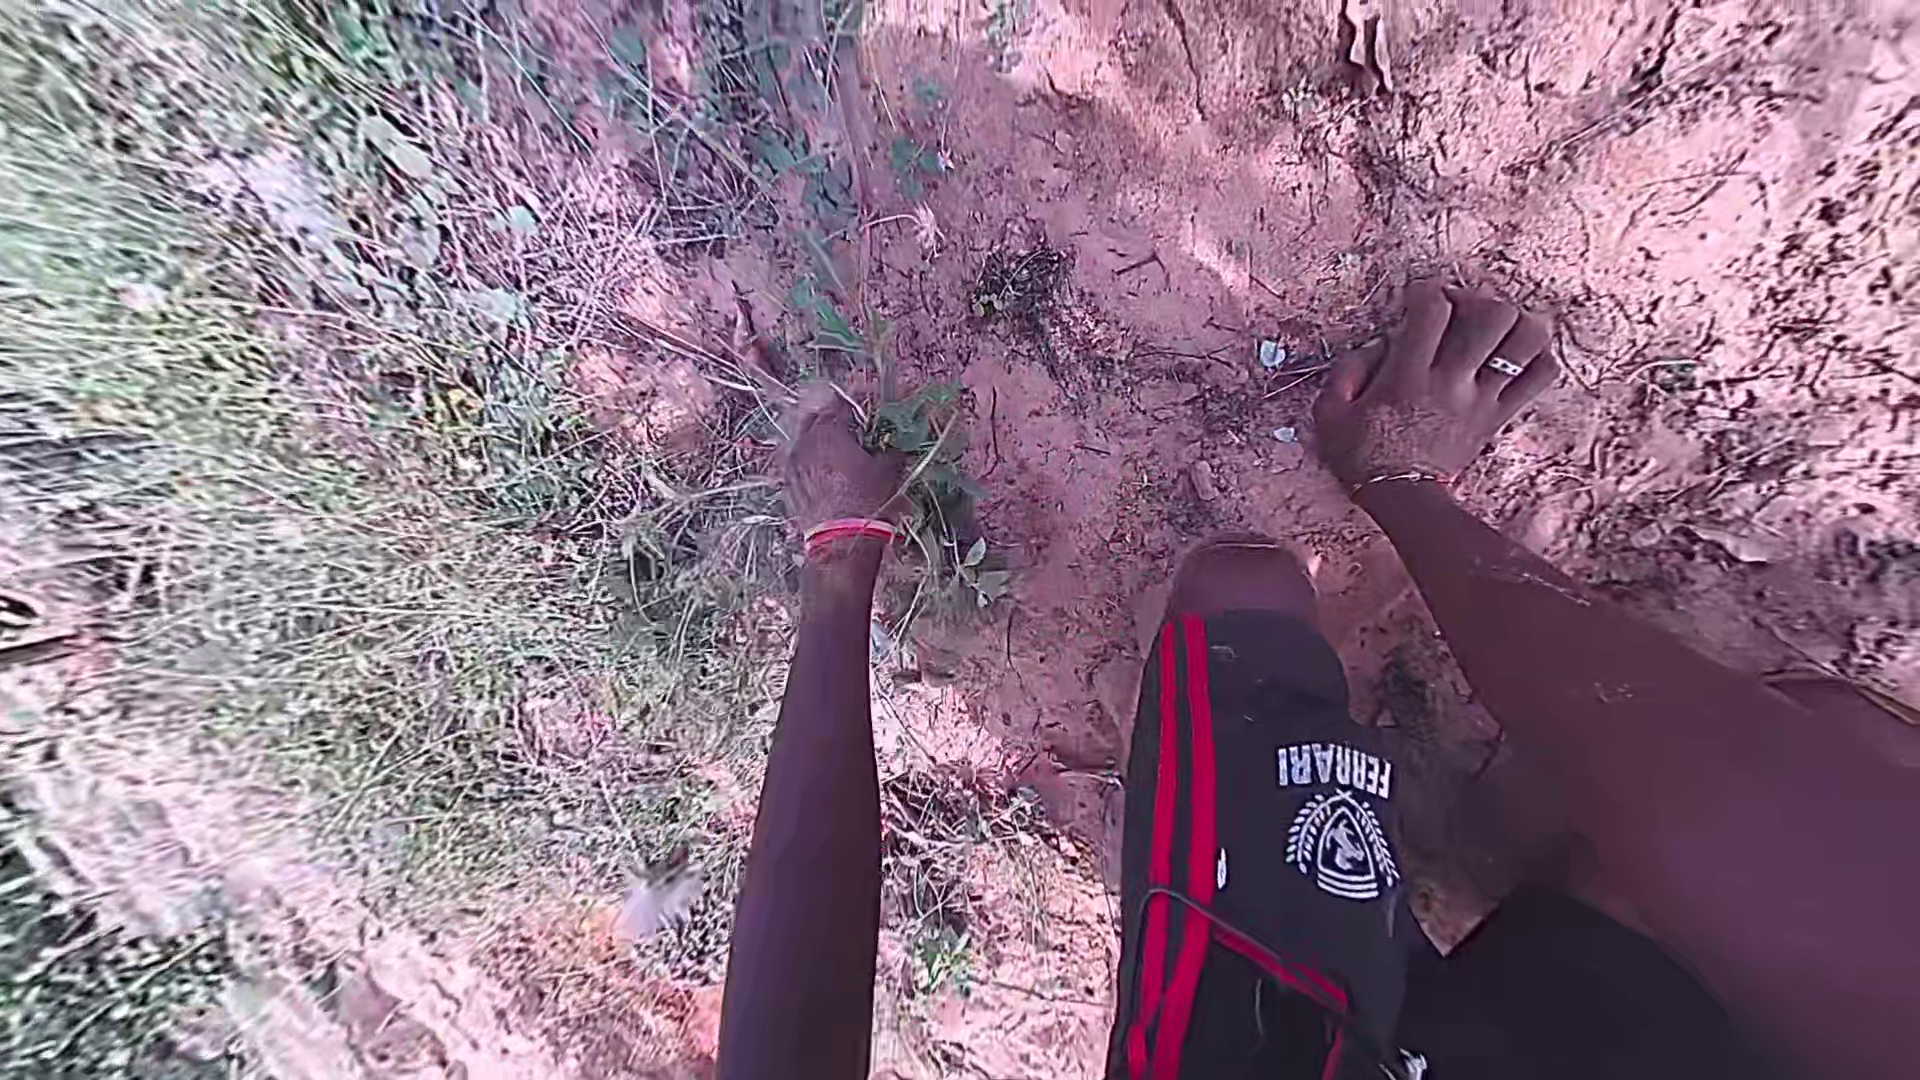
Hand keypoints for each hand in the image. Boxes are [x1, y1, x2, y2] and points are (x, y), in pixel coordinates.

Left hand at [784, 384, 904, 534]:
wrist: (841, 538)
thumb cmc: (865, 501)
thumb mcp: (887, 471)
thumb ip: (891, 452)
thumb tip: (896, 448)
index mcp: (830, 432)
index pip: (841, 406)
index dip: (855, 405)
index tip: (864, 409)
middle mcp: (806, 443)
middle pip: (816, 418)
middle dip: (832, 419)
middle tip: (848, 426)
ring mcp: (794, 464)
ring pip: (804, 441)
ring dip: (819, 441)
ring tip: (836, 450)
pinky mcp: (789, 485)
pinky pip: (799, 464)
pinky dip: (811, 463)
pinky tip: (825, 472)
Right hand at [1313, 279, 1557, 490]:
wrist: (1397, 495)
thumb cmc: (1358, 453)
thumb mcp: (1329, 413)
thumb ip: (1347, 371)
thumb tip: (1380, 342)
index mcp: (1406, 380)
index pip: (1431, 315)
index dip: (1427, 291)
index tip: (1417, 294)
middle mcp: (1451, 383)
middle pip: (1491, 316)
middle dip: (1475, 298)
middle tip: (1456, 305)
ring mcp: (1482, 398)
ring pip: (1526, 338)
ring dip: (1514, 318)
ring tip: (1490, 323)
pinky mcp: (1500, 414)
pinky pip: (1541, 373)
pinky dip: (1537, 353)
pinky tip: (1513, 351)